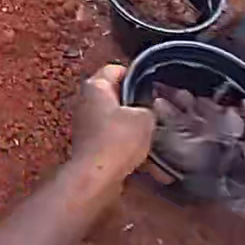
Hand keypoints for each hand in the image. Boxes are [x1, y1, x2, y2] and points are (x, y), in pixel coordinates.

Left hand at [69, 64, 154, 181]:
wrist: (96, 176)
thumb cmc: (118, 139)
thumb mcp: (143, 119)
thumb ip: (148, 108)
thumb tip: (147, 109)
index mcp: (96, 86)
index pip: (115, 69)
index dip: (135, 75)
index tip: (152, 85)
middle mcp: (86, 100)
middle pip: (116, 96)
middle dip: (137, 106)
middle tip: (156, 112)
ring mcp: (86, 123)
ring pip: (117, 121)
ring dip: (137, 131)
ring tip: (159, 142)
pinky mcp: (90, 144)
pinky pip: (114, 140)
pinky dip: (130, 149)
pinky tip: (153, 167)